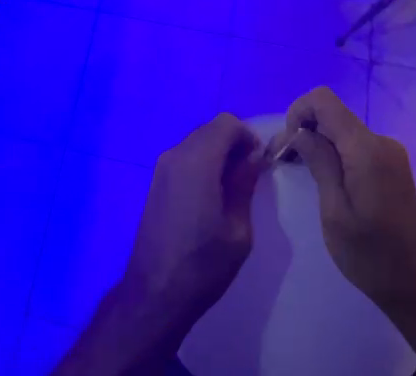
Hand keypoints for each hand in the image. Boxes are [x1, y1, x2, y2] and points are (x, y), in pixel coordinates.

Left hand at [56, 114, 263, 374]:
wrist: (155, 292)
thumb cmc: (203, 264)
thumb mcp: (238, 229)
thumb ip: (244, 184)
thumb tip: (253, 156)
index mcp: (196, 161)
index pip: (227, 123)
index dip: (248, 136)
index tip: (260, 163)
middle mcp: (175, 155)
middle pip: (210, 129)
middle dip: (234, 144)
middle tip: (251, 176)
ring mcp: (161, 167)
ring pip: (197, 141)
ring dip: (218, 153)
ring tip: (233, 189)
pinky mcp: (156, 182)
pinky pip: (184, 157)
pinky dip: (202, 163)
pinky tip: (212, 195)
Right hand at [281, 87, 415, 374]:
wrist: (415, 285)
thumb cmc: (369, 254)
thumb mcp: (334, 211)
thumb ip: (319, 163)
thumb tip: (298, 131)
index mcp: (366, 149)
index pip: (324, 101)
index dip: (298, 111)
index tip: (286, 144)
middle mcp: (382, 141)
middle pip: (333, 114)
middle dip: (304, 130)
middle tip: (283, 161)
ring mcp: (390, 153)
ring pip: (343, 129)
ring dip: (319, 143)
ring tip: (301, 172)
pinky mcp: (392, 165)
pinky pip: (356, 144)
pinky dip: (335, 153)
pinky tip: (326, 179)